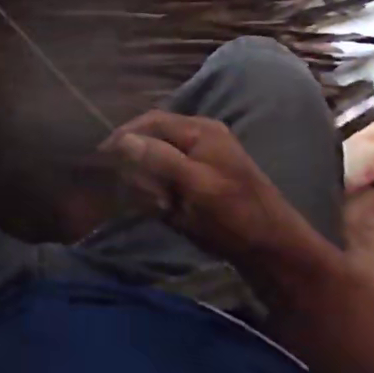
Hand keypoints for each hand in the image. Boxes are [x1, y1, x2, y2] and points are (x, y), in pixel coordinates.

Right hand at [100, 111, 325, 265]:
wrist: (274, 251)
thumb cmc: (235, 216)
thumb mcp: (195, 186)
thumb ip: (160, 159)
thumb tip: (123, 140)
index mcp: (202, 131)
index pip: (151, 121)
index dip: (123, 134)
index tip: (99, 155)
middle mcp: (202, 138)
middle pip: (154, 136)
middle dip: (133, 155)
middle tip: (110, 175)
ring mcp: (205, 160)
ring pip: (160, 156)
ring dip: (144, 172)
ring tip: (130, 190)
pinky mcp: (205, 182)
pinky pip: (170, 174)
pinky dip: (156, 185)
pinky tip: (151, 201)